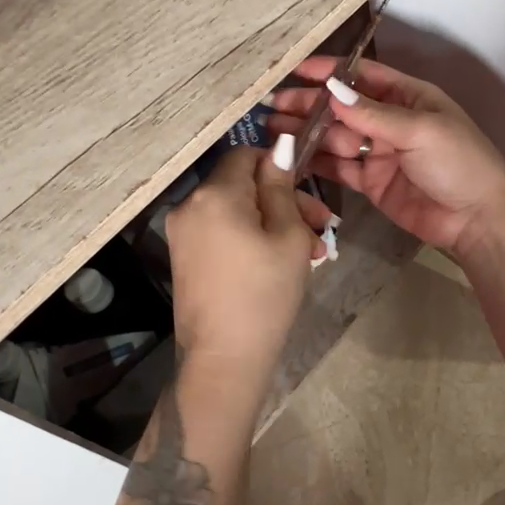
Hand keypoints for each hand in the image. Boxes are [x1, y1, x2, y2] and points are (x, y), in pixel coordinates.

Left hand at [164, 146, 331, 381]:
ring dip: (273, 222)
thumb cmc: (265, 293)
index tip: (307, 193)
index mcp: (214, 194)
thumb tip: (280, 147)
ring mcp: (182, 233)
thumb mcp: (287, 237)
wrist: (225, 358)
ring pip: (235, 210)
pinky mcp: (184, 257)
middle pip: (242, 184)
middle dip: (283, 200)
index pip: (246, 154)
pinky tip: (279, 263)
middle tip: (322, 227)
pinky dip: (250, 238)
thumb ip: (282, 189)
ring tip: (310, 252)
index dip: (278, 166)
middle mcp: (189, 205)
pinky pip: (222, 231)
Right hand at [267, 57, 504, 255]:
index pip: (363, 76)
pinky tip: (290, 157)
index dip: (330, 72)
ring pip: (336, 138)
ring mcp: (380, 153)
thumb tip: (332, 89)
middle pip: (343, 108)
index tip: (295, 69)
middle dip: (310, 105)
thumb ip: (373, 113)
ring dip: (307, 133)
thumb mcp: (419, 130)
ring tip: (272, 130)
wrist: (477, 220)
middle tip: (272, 105)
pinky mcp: (372, 183)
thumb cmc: (459, 163)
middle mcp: (391, 121)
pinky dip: (316, 163)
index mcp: (409, 97)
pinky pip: (339, 168)